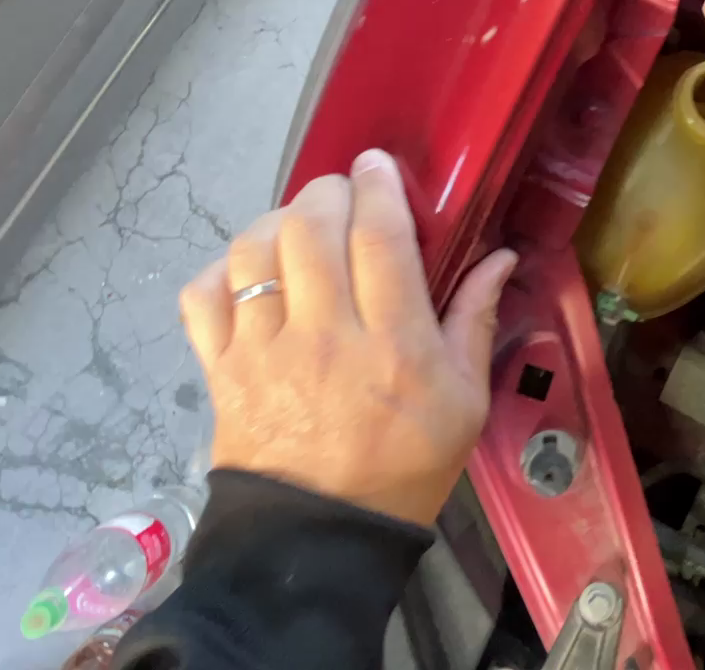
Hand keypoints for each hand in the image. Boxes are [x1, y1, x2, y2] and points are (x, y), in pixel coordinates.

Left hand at [180, 148, 517, 526]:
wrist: (320, 539)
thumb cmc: (406, 463)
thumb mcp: (465, 398)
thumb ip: (476, 318)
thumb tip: (500, 256)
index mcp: (393, 342)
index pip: (380, 236)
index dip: (378, 186)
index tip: (377, 164)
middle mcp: (324, 335)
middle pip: (311, 226)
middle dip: (327, 191)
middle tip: (344, 194)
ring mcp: (263, 351)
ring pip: (255, 249)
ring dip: (278, 220)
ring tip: (300, 229)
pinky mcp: (220, 370)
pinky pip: (204, 294)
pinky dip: (223, 268)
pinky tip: (253, 274)